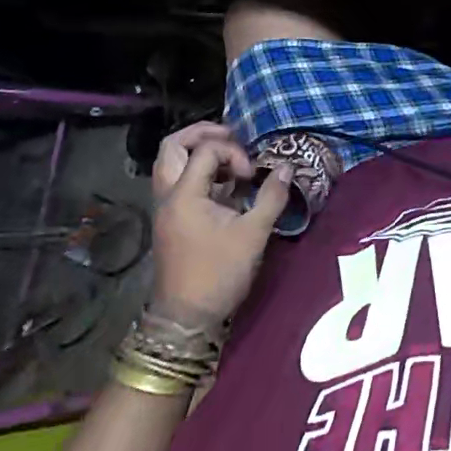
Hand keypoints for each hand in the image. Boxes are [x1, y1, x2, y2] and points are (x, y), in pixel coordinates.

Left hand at [147, 122, 289, 326]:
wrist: (185, 316)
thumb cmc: (218, 274)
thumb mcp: (253, 235)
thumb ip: (270, 197)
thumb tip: (286, 168)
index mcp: (183, 193)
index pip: (204, 150)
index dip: (232, 153)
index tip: (251, 176)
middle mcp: (167, 193)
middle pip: (173, 145)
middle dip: (202, 134)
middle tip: (231, 137)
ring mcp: (163, 206)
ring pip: (170, 162)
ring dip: (196, 153)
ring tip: (227, 161)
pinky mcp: (168, 217)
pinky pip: (175, 180)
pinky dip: (194, 171)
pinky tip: (220, 185)